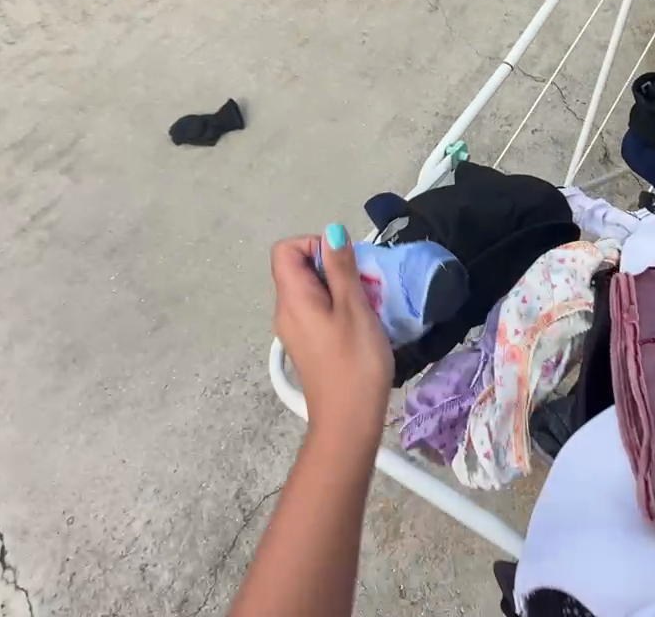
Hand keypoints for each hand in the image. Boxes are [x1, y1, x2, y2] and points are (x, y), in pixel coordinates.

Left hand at [270, 228, 394, 448]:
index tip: (344, 262)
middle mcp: (286, 311)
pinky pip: (319, 309)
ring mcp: (296, 329)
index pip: (286, 249)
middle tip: (364, 283)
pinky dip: (340, 305)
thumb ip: (341, 268)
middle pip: (300, 268)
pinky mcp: (309, 343)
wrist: (349, 420)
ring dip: (342, 286)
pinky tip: (362, 322)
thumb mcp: (354, 307)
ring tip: (368, 303)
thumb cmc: (355, 361)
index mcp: (293, 298)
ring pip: (314, 289)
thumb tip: (331, 233)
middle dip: (335, 265)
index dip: (315, 245)